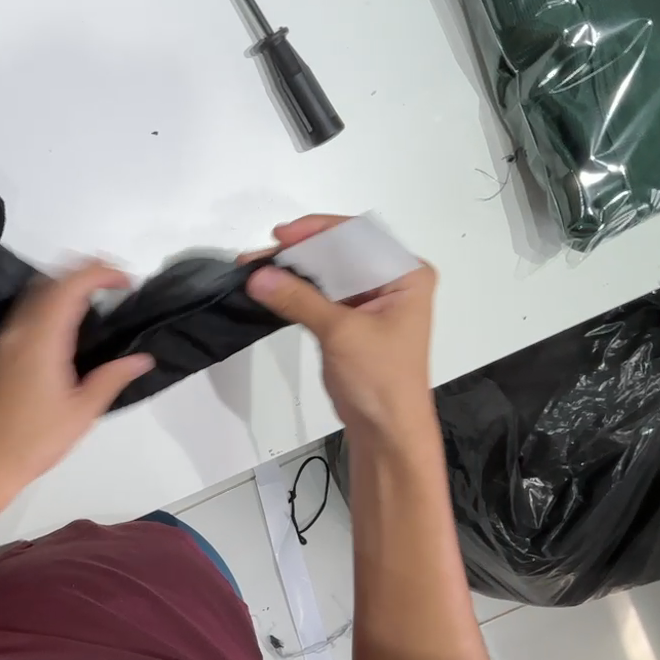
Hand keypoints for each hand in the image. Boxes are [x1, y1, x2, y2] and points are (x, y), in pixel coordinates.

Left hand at [0, 261, 155, 502]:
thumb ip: (112, 378)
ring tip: (96, 298)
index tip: (127, 282)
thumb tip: (142, 358)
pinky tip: (67, 324)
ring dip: (65, 286)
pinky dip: (49, 303)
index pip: (71, 286)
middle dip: (84, 272)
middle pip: (50, 280)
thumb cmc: (37, 440)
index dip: (101, 272)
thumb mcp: (83, 411)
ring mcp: (5, 341)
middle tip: (115, 283)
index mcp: (42, 341)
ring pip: (35, 294)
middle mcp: (19, 332)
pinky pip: (25, 312)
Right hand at [245, 215, 437, 433]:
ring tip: (254, 270)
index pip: (359, 238)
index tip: (280, 236)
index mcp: (405, 273)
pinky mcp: (349, 320)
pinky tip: (269, 289)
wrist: (385, 427)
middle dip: (298, 253)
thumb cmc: (379, 378)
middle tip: (257, 256)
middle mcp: (390, 280)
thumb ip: (299, 300)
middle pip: (339, 253)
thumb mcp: (341, 333)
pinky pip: (319, 295)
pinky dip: (295, 292)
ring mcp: (369, 301)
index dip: (318, 232)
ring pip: (325, 274)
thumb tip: (257, 276)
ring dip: (291, 272)